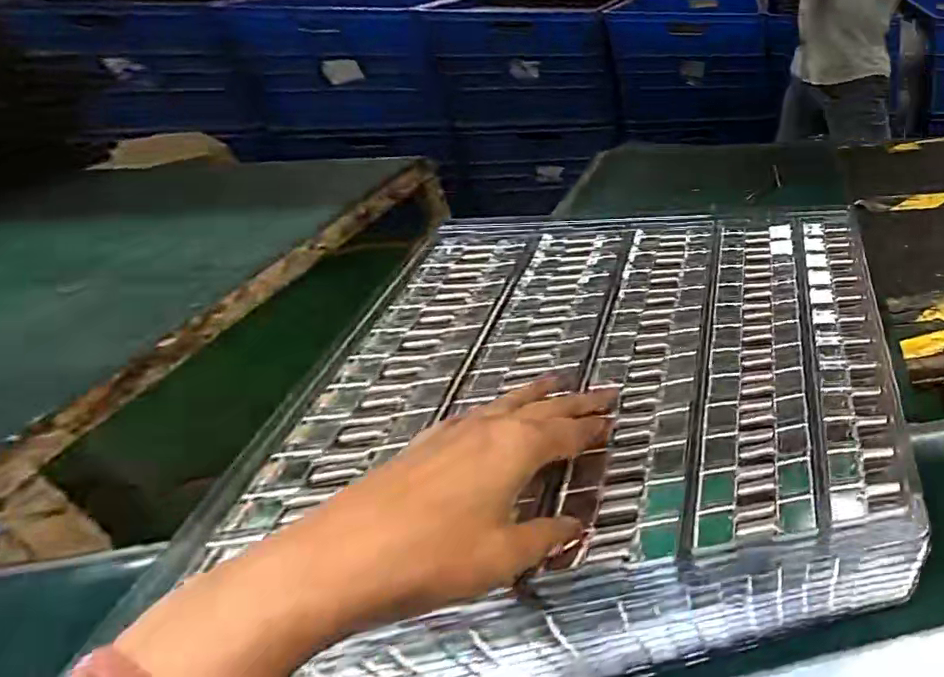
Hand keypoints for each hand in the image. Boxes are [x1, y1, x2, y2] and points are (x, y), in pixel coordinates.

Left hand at [114, 380, 614, 676]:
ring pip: (510, 402)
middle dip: (579, 402)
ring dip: (540, 392)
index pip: (571, 433)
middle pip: (547, 409)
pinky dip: (498, 406)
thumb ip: (544, 537)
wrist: (327, 564)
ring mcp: (455, 433)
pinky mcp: (423, 445)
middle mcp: (494, 429)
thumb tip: (575, 526)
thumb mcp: (500, 558)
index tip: (616, 420)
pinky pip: (476, 413)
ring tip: (558, 379)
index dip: (596, 428)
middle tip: (606, 392)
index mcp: (520, 448)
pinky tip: (490, 412)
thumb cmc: (428, 559)